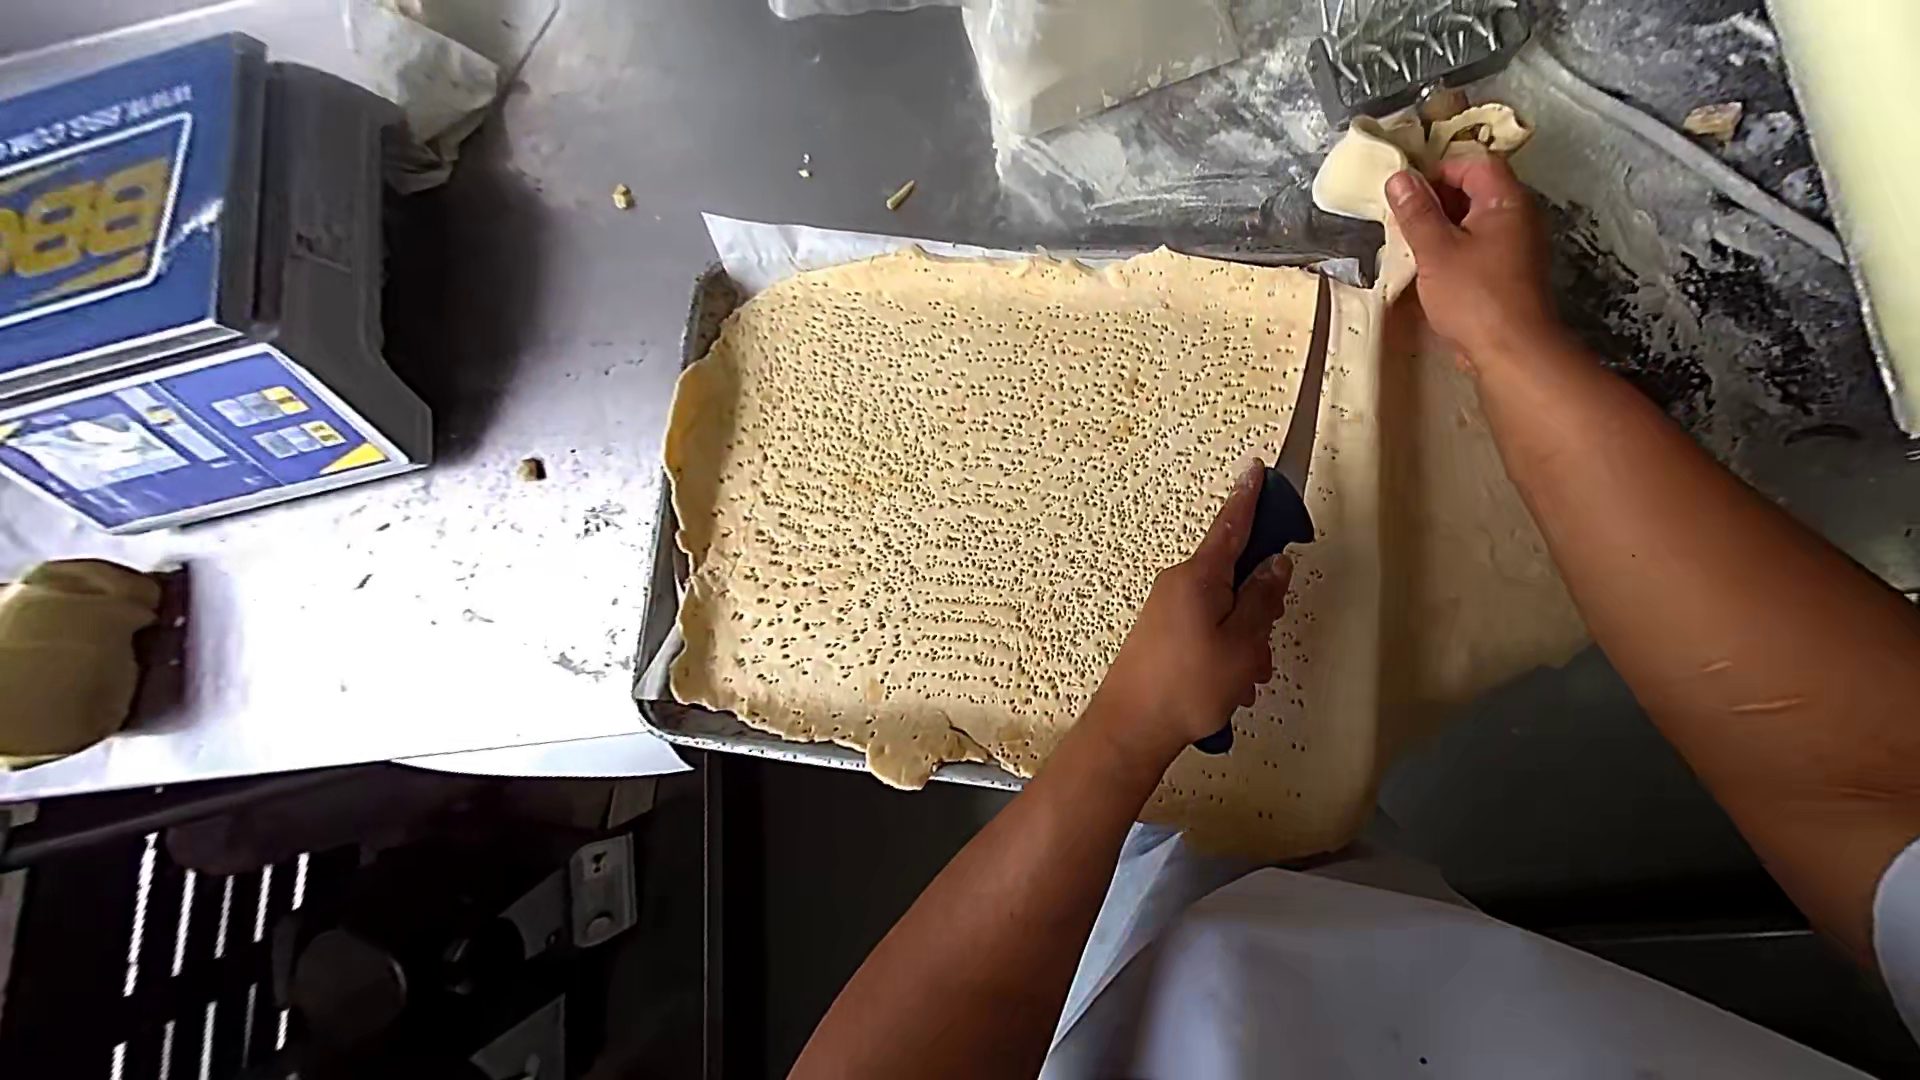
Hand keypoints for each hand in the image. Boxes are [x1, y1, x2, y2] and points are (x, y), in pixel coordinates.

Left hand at [1086, 459, 1293, 768]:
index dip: (1249, 497)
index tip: (1256, 468)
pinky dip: (1227, 651)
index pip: (1231, 525)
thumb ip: (1263, 599)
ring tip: (1244, 676)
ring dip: (1246, 639)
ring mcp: (1169, 608)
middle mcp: (1179, 584)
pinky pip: (1209, 628)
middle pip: (1236, 575)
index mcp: (1198, 577)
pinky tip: (1230, 684)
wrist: (1131, 724)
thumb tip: (1275, 562)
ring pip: (1227, 609)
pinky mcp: (1164, 631)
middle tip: (1263, 643)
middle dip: (1260, 607)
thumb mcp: (1242, 642)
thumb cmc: (1187, 685)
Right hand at [1386, 152, 1572, 373]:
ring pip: (1472, 219)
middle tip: (1399, 221)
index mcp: (1506, 200)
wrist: (1507, 344)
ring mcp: (1514, 242)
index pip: (1473, 164)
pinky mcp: (1505, 268)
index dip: (1436, 172)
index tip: (1402, 193)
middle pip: (1474, 189)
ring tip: (1408, 246)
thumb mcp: (1435, 251)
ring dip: (1439, 228)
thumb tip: (1399, 179)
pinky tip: (1427, 268)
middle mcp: (1517, 214)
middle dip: (1434, 201)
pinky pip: (1475, 244)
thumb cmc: (1473, 295)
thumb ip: (1417, 214)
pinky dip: (1449, 248)